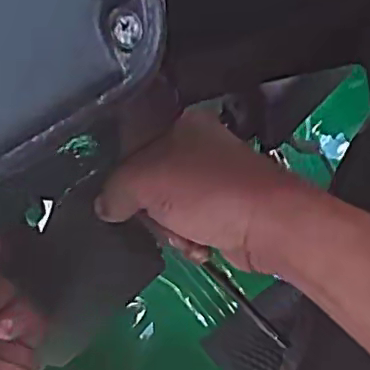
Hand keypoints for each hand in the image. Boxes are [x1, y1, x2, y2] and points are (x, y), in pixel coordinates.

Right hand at [95, 109, 322, 275]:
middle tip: (159, 218)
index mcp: (177, 123)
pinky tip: (201, 246)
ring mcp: (210, 183)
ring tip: (186, 234)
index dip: (118, 172)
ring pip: (166, 212)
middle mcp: (195, 148)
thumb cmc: (213, 193)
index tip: (116, 196)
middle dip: (150, 212)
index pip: (130, 142)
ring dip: (171, 233)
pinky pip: (188, 230)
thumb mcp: (145, 183)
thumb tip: (103, 206)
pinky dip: (191, 242)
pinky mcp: (221, 213)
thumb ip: (114, 191)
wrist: (266, 227)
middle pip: (146, 184)